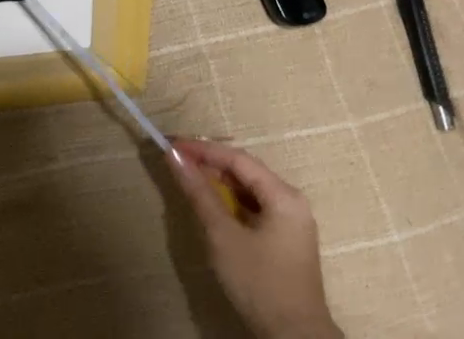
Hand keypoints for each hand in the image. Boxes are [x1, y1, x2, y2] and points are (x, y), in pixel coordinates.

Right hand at [169, 139, 342, 338]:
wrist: (293, 337)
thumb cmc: (259, 282)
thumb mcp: (222, 234)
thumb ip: (199, 192)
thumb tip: (174, 156)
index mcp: (284, 196)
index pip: (237, 158)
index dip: (202, 149)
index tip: (170, 145)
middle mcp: (291, 202)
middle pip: (244, 170)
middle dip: (209, 162)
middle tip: (175, 159)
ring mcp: (290, 221)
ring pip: (248, 189)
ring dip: (217, 181)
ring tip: (186, 176)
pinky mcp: (283, 239)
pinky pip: (252, 206)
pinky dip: (228, 200)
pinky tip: (209, 203)